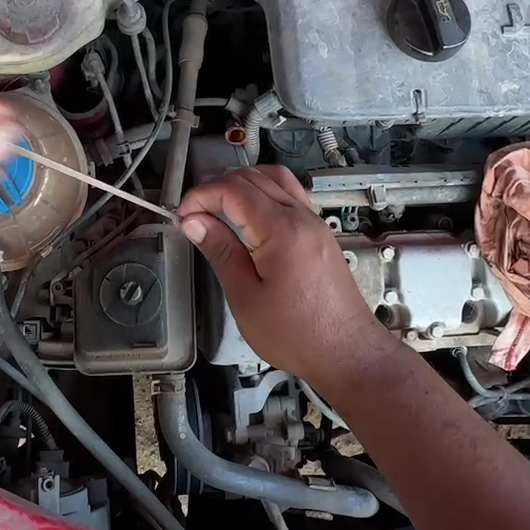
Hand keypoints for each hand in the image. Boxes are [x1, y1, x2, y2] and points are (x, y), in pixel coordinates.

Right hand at [178, 166, 397, 387]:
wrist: (347, 352)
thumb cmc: (297, 334)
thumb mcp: (246, 298)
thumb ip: (220, 252)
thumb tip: (194, 221)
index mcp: (281, 230)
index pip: (233, 190)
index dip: (201, 196)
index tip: (182, 216)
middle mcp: (301, 217)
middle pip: (253, 177)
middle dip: (216, 187)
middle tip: (194, 213)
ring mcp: (314, 223)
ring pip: (274, 179)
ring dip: (242, 184)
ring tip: (217, 207)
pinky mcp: (320, 233)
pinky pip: (290, 195)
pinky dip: (263, 192)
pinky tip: (249, 215)